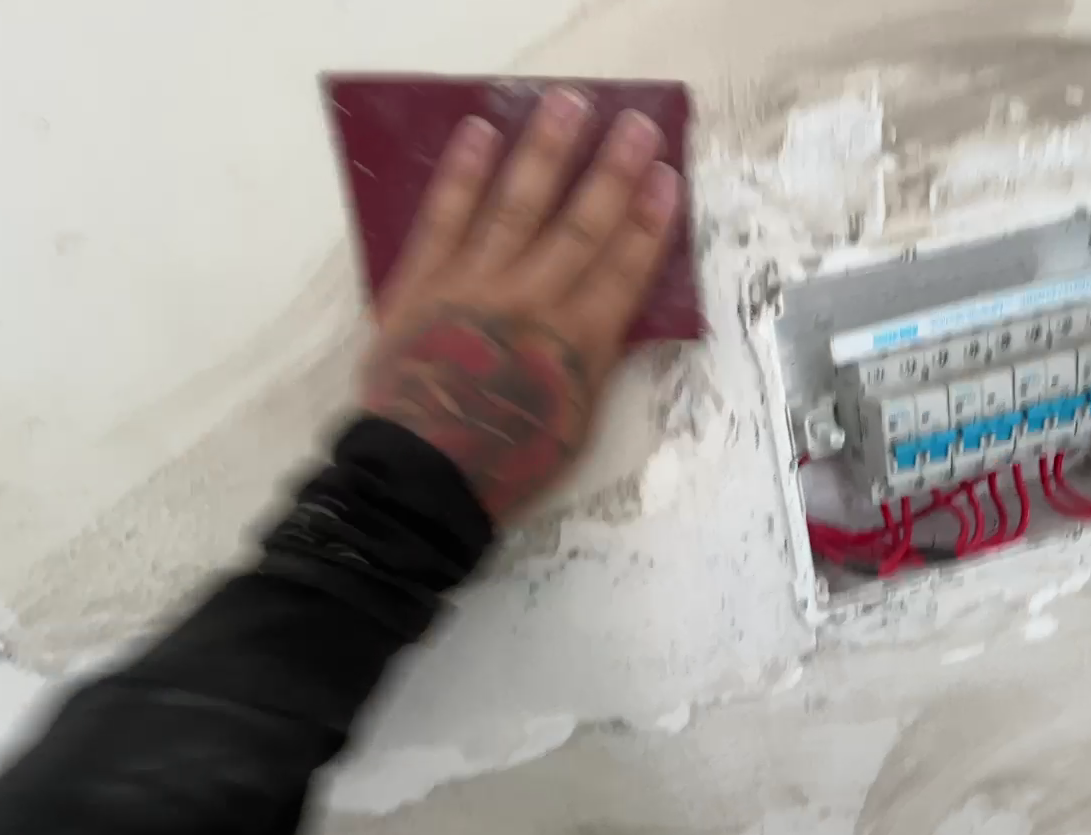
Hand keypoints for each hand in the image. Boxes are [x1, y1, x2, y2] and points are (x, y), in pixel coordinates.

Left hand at [359, 88, 683, 522]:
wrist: (426, 475)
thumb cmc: (512, 460)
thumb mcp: (578, 423)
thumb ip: (595, 362)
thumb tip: (616, 317)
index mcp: (579, 343)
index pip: (625, 269)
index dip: (650, 221)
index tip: (667, 177)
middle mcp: (534, 302)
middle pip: (581, 226)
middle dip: (613, 172)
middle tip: (634, 122)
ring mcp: (475, 284)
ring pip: (518, 206)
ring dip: (546, 151)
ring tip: (568, 102)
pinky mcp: (423, 281)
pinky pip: (445, 217)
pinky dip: (462, 174)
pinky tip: (479, 133)